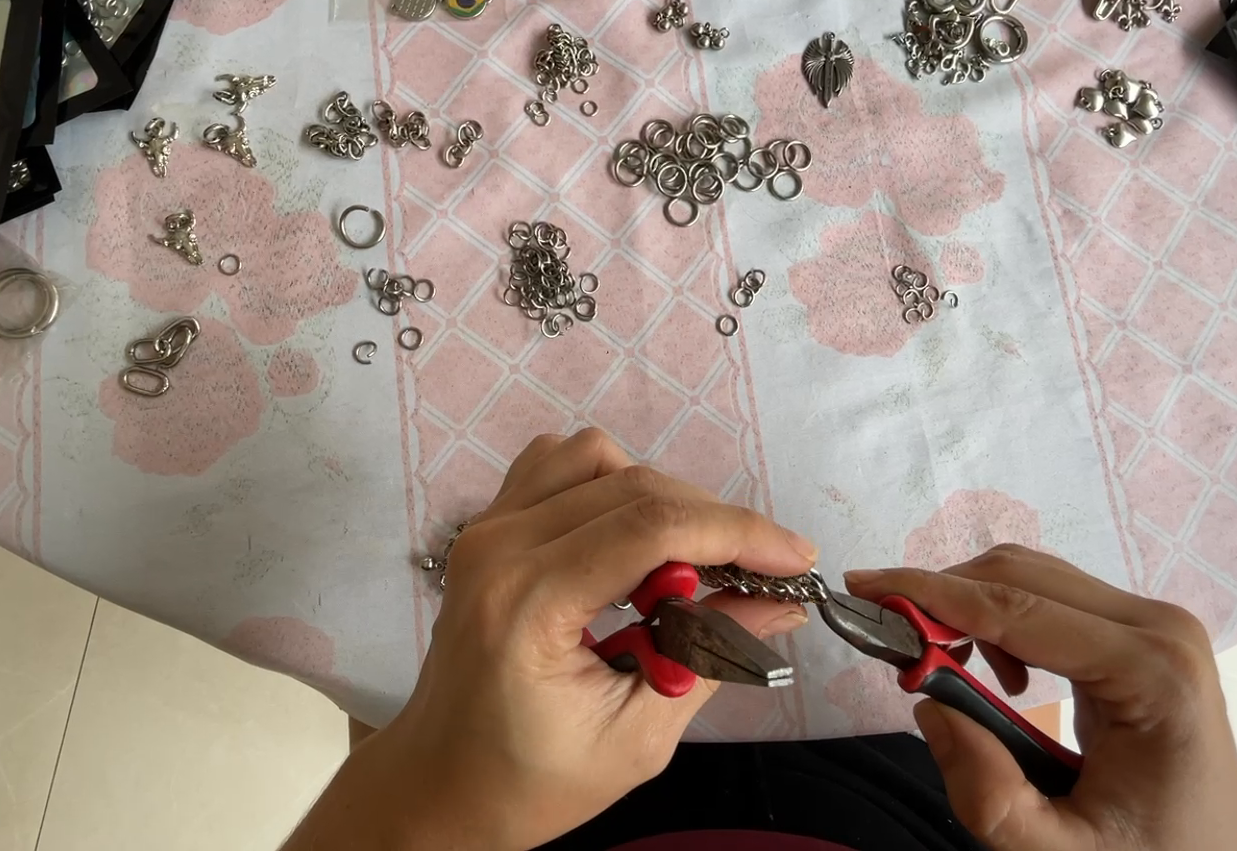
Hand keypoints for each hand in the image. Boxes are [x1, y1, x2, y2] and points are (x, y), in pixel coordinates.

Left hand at [285, 429, 816, 850]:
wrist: (438, 780)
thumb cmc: (530, 781)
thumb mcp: (636, 737)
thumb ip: (710, 655)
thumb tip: (782, 603)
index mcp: (529, 602)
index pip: (651, 529)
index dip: (737, 533)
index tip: (798, 559)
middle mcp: (501, 542)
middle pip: (634, 486)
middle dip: (714, 519)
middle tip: (761, 567)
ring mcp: (488, 522)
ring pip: (597, 456)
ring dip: (660, 495)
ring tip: (687, 556)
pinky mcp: (490, 520)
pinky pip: (559, 461)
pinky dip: (609, 479)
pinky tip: (627, 528)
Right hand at [845, 546, 1236, 850]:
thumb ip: (988, 797)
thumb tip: (928, 706)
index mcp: (1152, 673)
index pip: (1016, 606)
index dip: (929, 592)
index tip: (862, 587)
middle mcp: (1156, 625)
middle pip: (1016, 575)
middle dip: (939, 596)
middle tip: (889, 637)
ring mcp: (1148, 617)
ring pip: (1023, 572)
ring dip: (964, 603)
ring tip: (943, 662)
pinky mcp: (1133, 622)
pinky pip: (1040, 590)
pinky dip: (992, 611)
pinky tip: (996, 668)